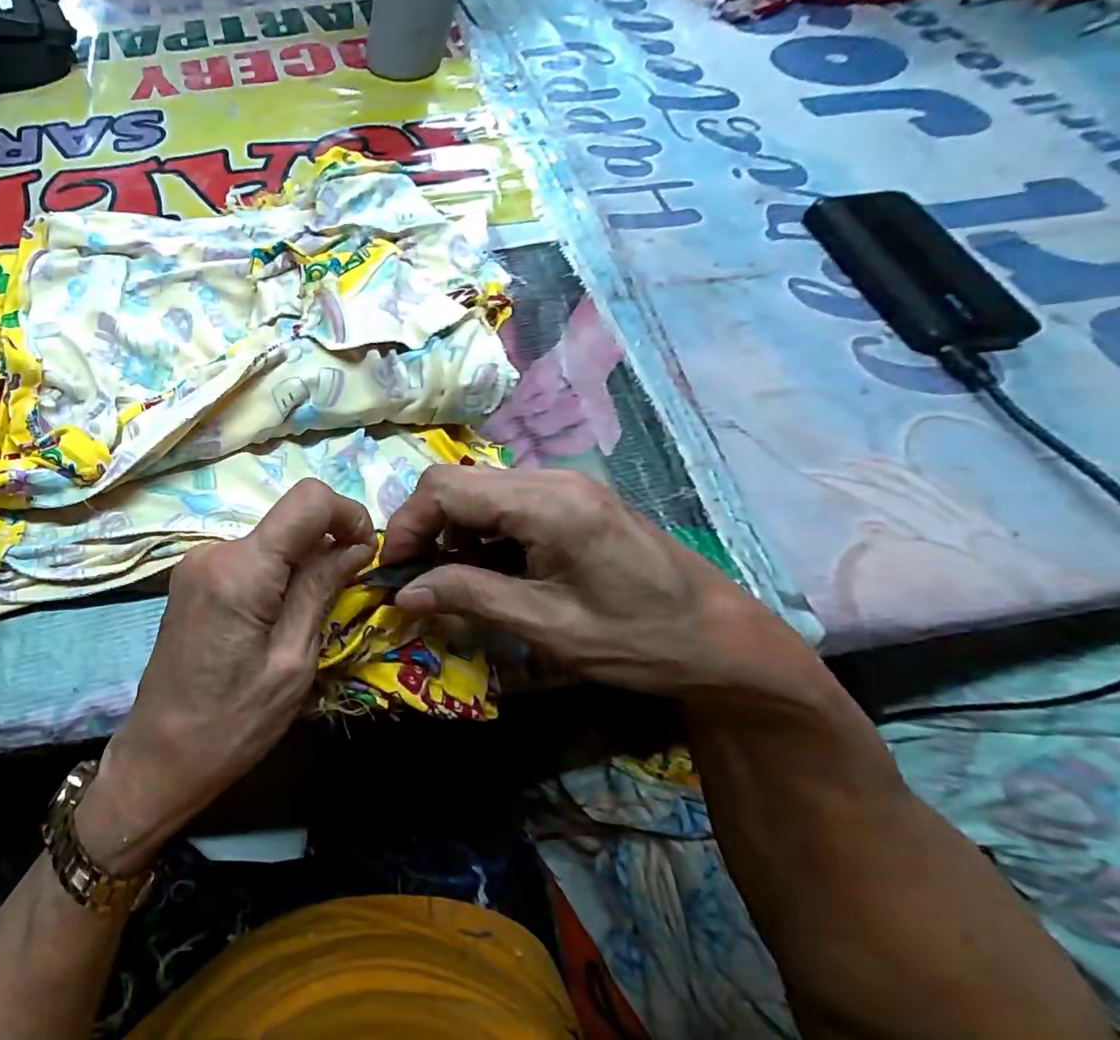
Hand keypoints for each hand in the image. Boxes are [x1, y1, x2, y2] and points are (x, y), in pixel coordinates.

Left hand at [76, 480, 375, 872]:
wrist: (163, 751)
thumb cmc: (235, 721)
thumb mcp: (293, 661)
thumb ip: (320, 591)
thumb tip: (355, 545)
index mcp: (240, 569)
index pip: (307, 500)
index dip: (347, 514)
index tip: (365, 553)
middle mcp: (212, 551)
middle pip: (287, 520)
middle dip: (325, 545)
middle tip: (343, 595)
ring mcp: (196, 564)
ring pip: (268, 540)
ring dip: (298, 565)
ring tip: (306, 619)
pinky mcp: (190, 580)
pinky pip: (245, 560)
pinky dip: (272, 576)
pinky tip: (275, 619)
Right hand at [383, 465, 831, 707]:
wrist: (727, 643)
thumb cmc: (641, 640)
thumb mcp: (548, 626)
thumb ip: (470, 598)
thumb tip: (403, 593)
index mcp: (550, 505)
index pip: (445, 488)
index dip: (408, 526)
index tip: (395, 572)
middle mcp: (554, 480)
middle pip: (455, 481)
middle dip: (424, 527)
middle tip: (418, 577)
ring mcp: (565, 486)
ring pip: (475, 490)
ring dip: (449, 530)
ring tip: (452, 578)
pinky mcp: (571, 500)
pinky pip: (502, 501)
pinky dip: (478, 531)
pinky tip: (488, 568)